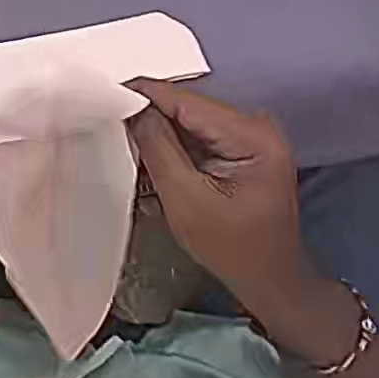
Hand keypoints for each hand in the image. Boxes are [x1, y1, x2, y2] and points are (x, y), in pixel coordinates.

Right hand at [127, 80, 356, 365]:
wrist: (271, 282)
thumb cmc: (235, 250)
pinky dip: (171, 147)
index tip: (107, 96)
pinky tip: (152, 164)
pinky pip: (195, 135)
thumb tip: (134, 109)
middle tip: (111, 128)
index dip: (145, 95)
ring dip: (157, 135)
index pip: (188, 101)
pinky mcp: (238, 147)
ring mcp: (248, 135)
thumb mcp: (187, 201)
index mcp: (253, 136)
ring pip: (187, 121)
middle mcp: (254, 126)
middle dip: (149, 118)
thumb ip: (158, 148)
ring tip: (129, 151)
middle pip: (187, 108)